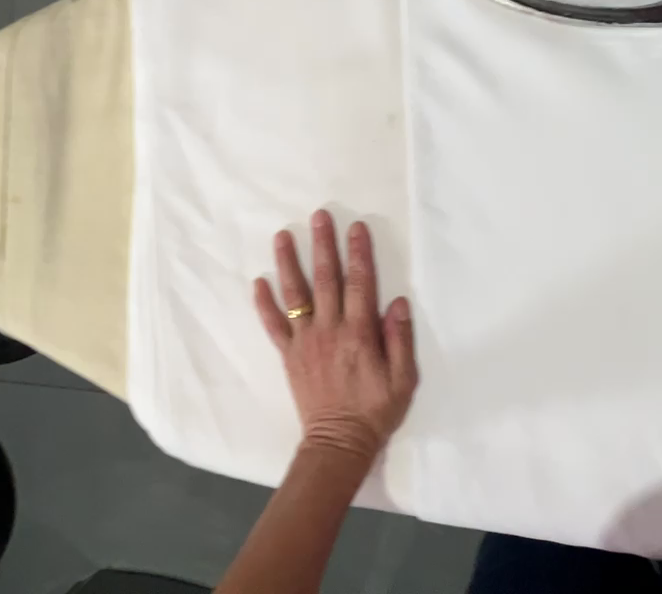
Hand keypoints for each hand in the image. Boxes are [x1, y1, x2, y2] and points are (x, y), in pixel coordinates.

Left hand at [255, 211, 417, 459]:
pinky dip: (264, 304)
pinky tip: (258, 281)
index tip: (356, 228)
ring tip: (283, 236)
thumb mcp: (403, 381)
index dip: (359, 254)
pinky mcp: (289, 355)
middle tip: (319, 216)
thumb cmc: (375, 411)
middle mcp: (329, 330)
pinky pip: (273, 325)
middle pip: (326, 279)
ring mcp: (305, 341)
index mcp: (359, 334)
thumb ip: (400, 340)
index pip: (360, 284)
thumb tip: (398, 302)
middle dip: (323, 245)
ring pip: (295, 295)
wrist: (338, 445)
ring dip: (288, 263)